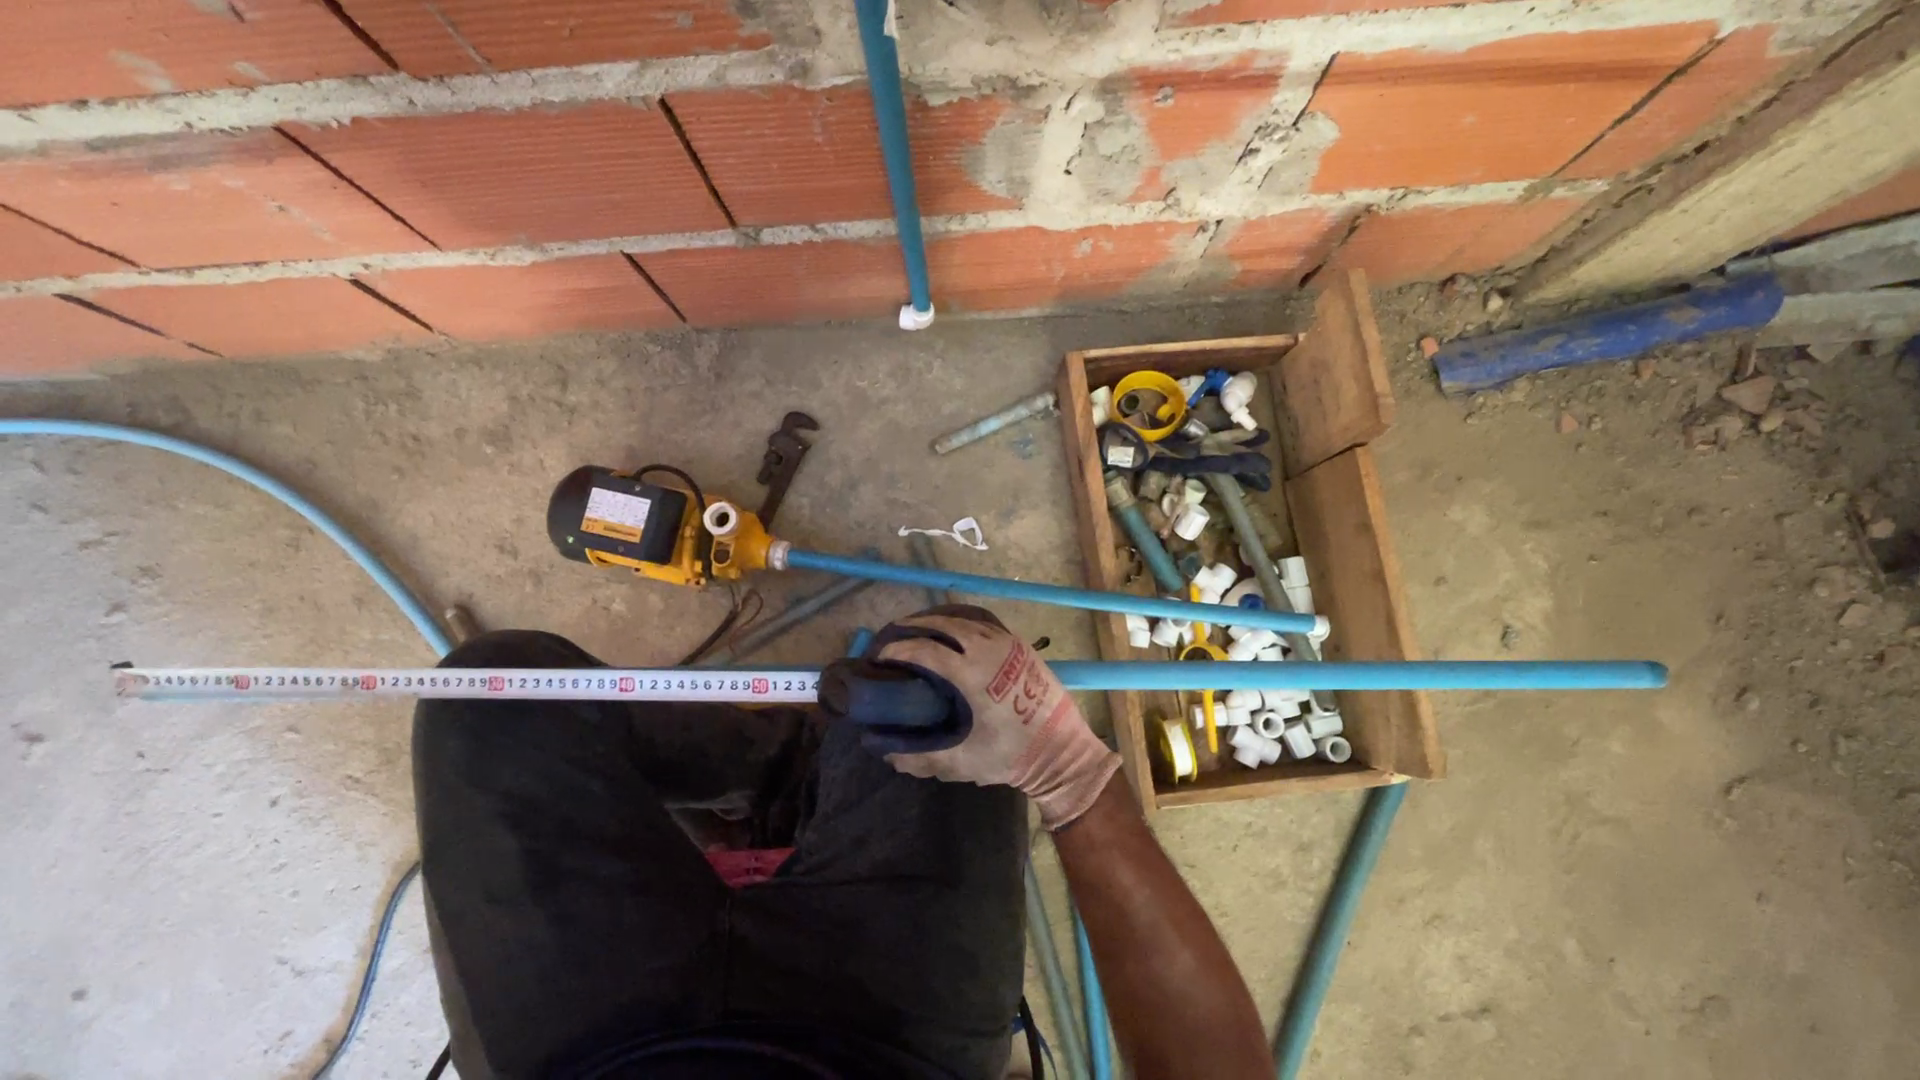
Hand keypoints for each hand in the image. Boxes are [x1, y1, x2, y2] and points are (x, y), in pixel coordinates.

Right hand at [874, 609, 1121, 829]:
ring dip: (940, 622)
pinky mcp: (1022, 647)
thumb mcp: (963, 762)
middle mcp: (989, 649)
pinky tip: (955, 635)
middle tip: (894, 636)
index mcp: (972, 673)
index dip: (898, 650)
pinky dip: (963, 625)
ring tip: (920, 631)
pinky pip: (985, 625)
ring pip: (966, 621)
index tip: (880, 656)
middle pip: (944, 624)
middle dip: (915, 626)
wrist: (1062, 752)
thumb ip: (921, 758)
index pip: (925, 650)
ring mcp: (1009, 644)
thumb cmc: (1012, 757)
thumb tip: (886, 753)